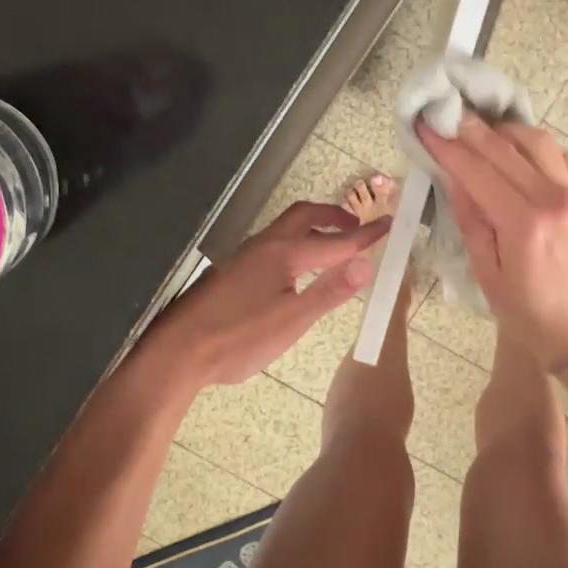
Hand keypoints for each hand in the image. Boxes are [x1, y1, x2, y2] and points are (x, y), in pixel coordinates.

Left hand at [140, 201, 388, 387]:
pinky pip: (274, 242)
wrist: (178, 351)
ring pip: (286, 228)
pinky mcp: (234, 271)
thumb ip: (329, 291)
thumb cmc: (238, 338)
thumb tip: (365, 263)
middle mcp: (265, 245)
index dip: (364, 236)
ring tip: (332, 244)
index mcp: (284, 254)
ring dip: (314, 227)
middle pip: (304, 216)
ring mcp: (246, 256)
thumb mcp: (291, 321)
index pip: (335, 241)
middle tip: (356, 227)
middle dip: (334, 217)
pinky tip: (296, 269)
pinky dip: (297, 241)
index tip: (390, 225)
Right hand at [417, 117, 567, 368]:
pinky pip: (559, 154)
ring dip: (504, 132)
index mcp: (523, 223)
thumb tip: (453, 176)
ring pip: (537, 140)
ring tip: (480, 136)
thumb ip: (470, 219)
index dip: (447, 146)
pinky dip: (534, 147)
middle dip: (469, 129)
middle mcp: (552, 198)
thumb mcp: (486, 273)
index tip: (425, 126)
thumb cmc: (527, 313)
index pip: (477, 170)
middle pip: (504, 147)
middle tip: (444, 117)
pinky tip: (516, 155)